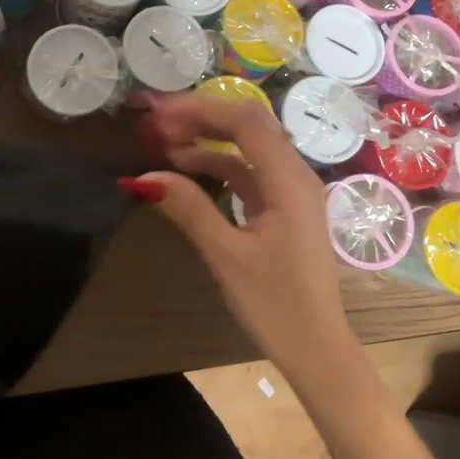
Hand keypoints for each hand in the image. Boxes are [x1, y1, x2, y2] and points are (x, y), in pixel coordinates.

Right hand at [127, 93, 356, 377]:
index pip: (245, 122)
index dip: (200, 109)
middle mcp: (296, 176)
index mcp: (289, 182)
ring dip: (207, 140)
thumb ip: (188, 209)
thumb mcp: (226, 256)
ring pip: (248, 147)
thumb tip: (142, 177)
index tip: (159, 114)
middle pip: (248, 126)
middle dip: (201, 118)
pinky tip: (187, 171)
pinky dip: (218, 165)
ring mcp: (292, 192)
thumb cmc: (276, 305)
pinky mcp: (284, 208)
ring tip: (163, 144)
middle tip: (156, 124)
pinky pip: (250, 172)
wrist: (317, 349)